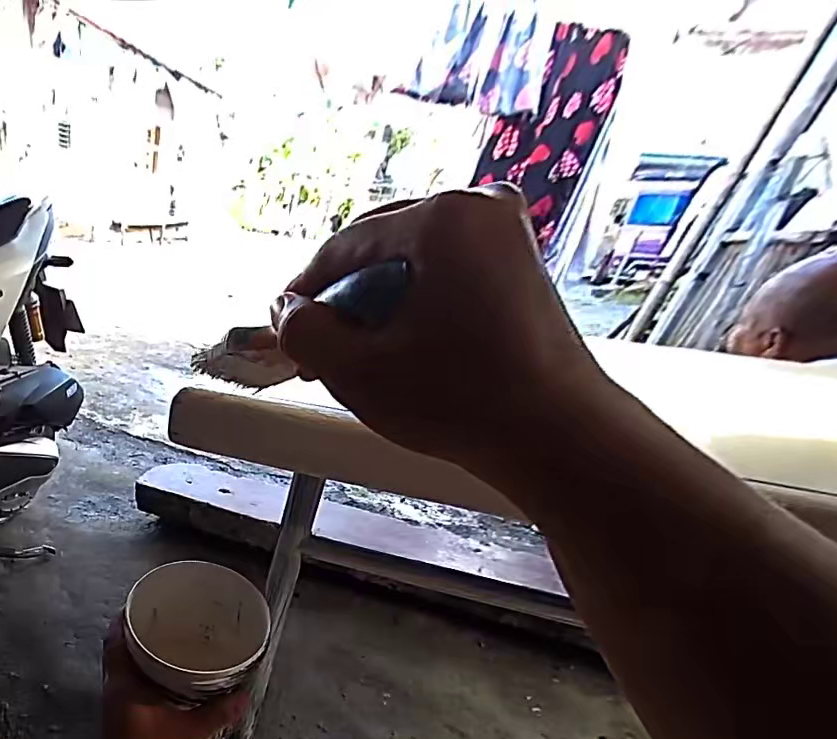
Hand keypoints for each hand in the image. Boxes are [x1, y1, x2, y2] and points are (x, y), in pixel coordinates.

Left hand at [99, 622, 247, 738]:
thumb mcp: (190, 733)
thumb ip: (218, 712)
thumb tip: (245, 695)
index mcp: (122, 684)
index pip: (115, 639)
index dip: (125, 617)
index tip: (144, 601)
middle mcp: (114, 689)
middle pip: (118, 648)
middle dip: (137, 630)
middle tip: (164, 617)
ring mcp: (116, 704)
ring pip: (124, 666)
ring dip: (140, 651)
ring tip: (168, 638)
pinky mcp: (123, 717)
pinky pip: (130, 682)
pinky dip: (144, 671)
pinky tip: (168, 675)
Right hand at [273, 184, 610, 473]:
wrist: (554, 433)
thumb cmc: (457, 401)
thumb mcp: (358, 371)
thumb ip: (304, 334)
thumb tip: (285, 311)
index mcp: (441, 218)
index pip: (344, 246)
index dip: (304, 288)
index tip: (282, 324)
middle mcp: (480, 207)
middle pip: (380, 248)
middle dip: (341, 298)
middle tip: (316, 346)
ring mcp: (508, 235)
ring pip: (412, 263)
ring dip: (374, 304)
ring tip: (354, 354)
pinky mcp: (521, 267)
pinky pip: (445, 274)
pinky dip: (413, 305)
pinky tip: (398, 346)